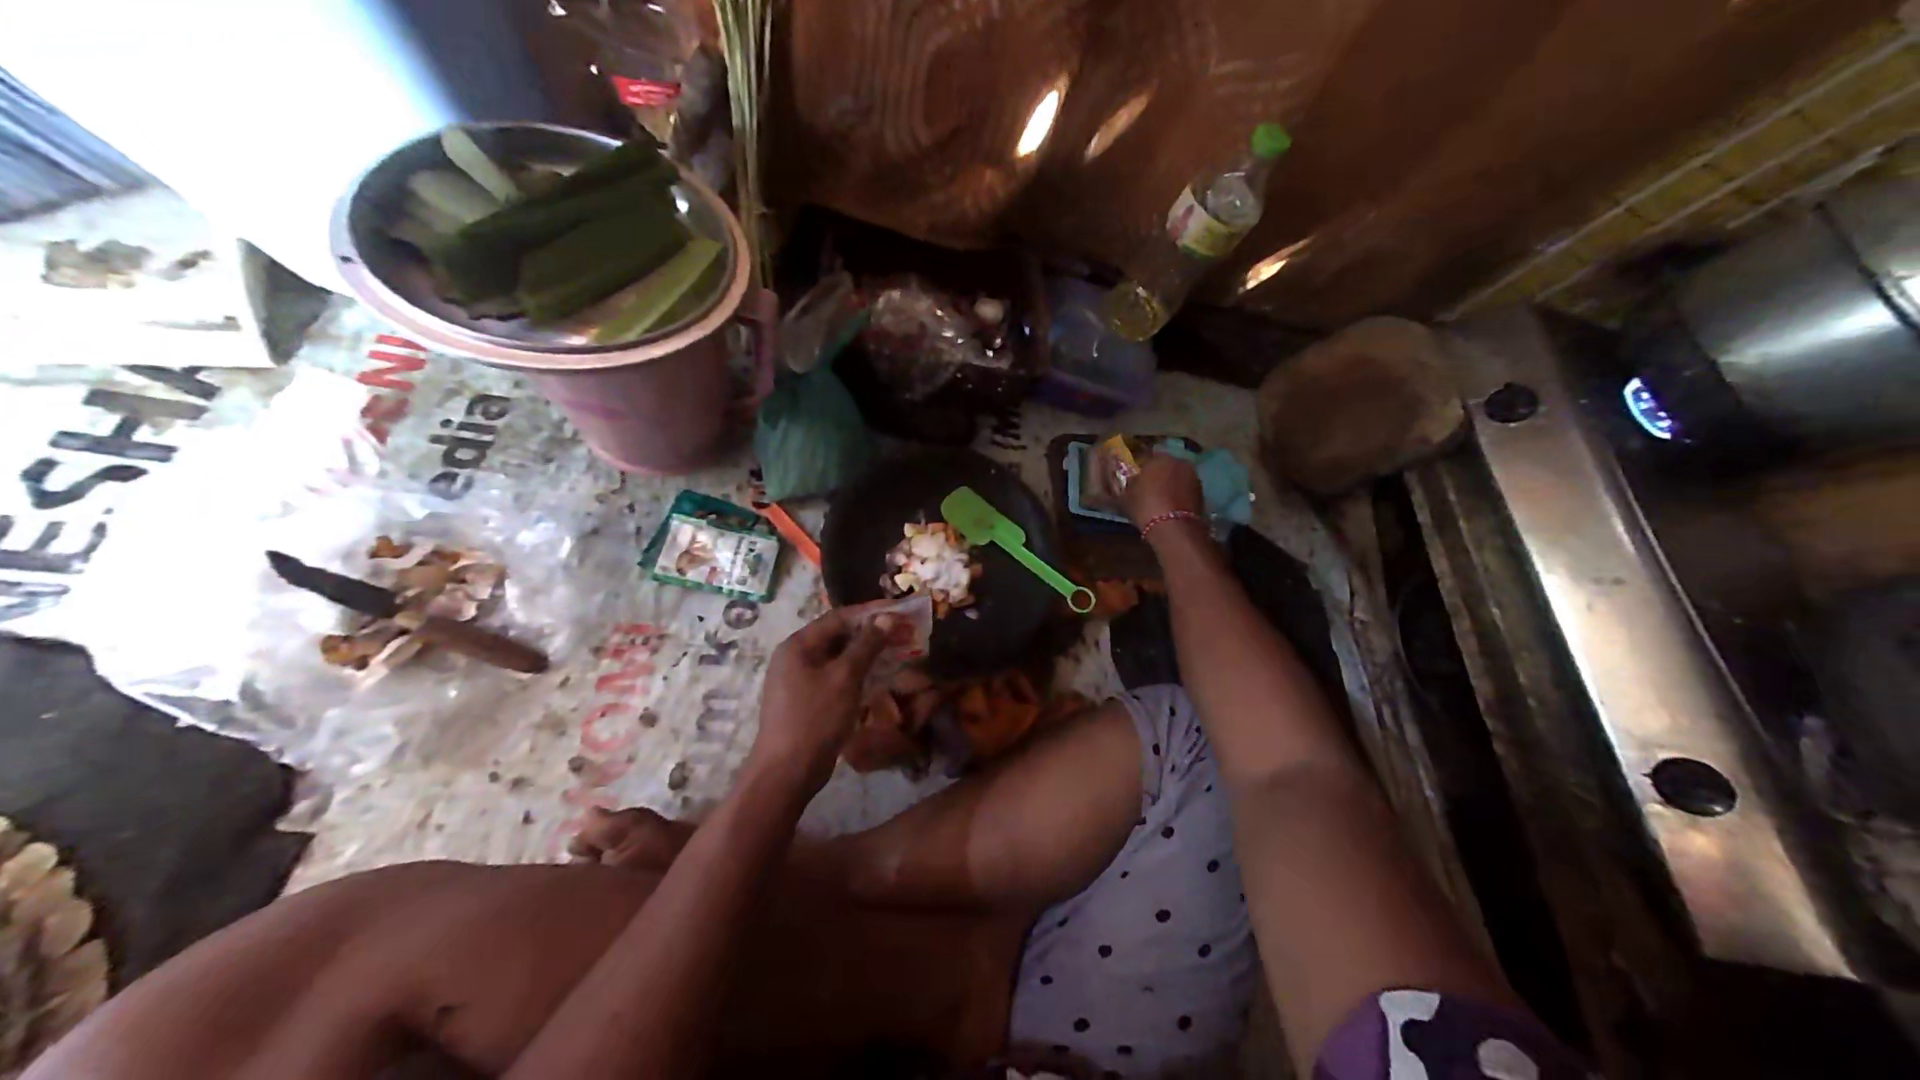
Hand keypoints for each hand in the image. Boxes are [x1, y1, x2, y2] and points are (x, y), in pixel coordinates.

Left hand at [750, 604, 894, 785]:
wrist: (788, 771)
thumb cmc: (815, 718)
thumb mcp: (845, 678)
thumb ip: (866, 645)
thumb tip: (887, 617)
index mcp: (798, 645)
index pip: (839, 617)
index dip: (871, 612)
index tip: (901, 611)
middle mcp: (796, 657)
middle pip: (838, 637)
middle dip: (872, 634)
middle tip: (904, 633)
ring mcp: (799, 680)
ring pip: (839, 659)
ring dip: (868, 655)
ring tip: (898, 653)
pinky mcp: (808, 701)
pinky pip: (836, 678)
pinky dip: (858, 674)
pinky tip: (880, 678)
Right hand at [1120, 452, 1204, 527]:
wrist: (1173, 527)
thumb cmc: (1145, 507)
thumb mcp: (1125, 497)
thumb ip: (1128, 484)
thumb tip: (1130, 481)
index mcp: (1158, 458)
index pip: (1148, 459)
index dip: (1143, 470)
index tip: (1138, 481)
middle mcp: (1178, 462)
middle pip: (1167, 467)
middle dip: (1160, 475)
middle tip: (1151, 490)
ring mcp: (1193, 476)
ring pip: (1179, 478)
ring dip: (1172, 485)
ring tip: (1163, 500)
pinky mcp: (1202, 492)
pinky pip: (1187, 490)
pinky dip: (1181, 495)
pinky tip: (1173, 507)